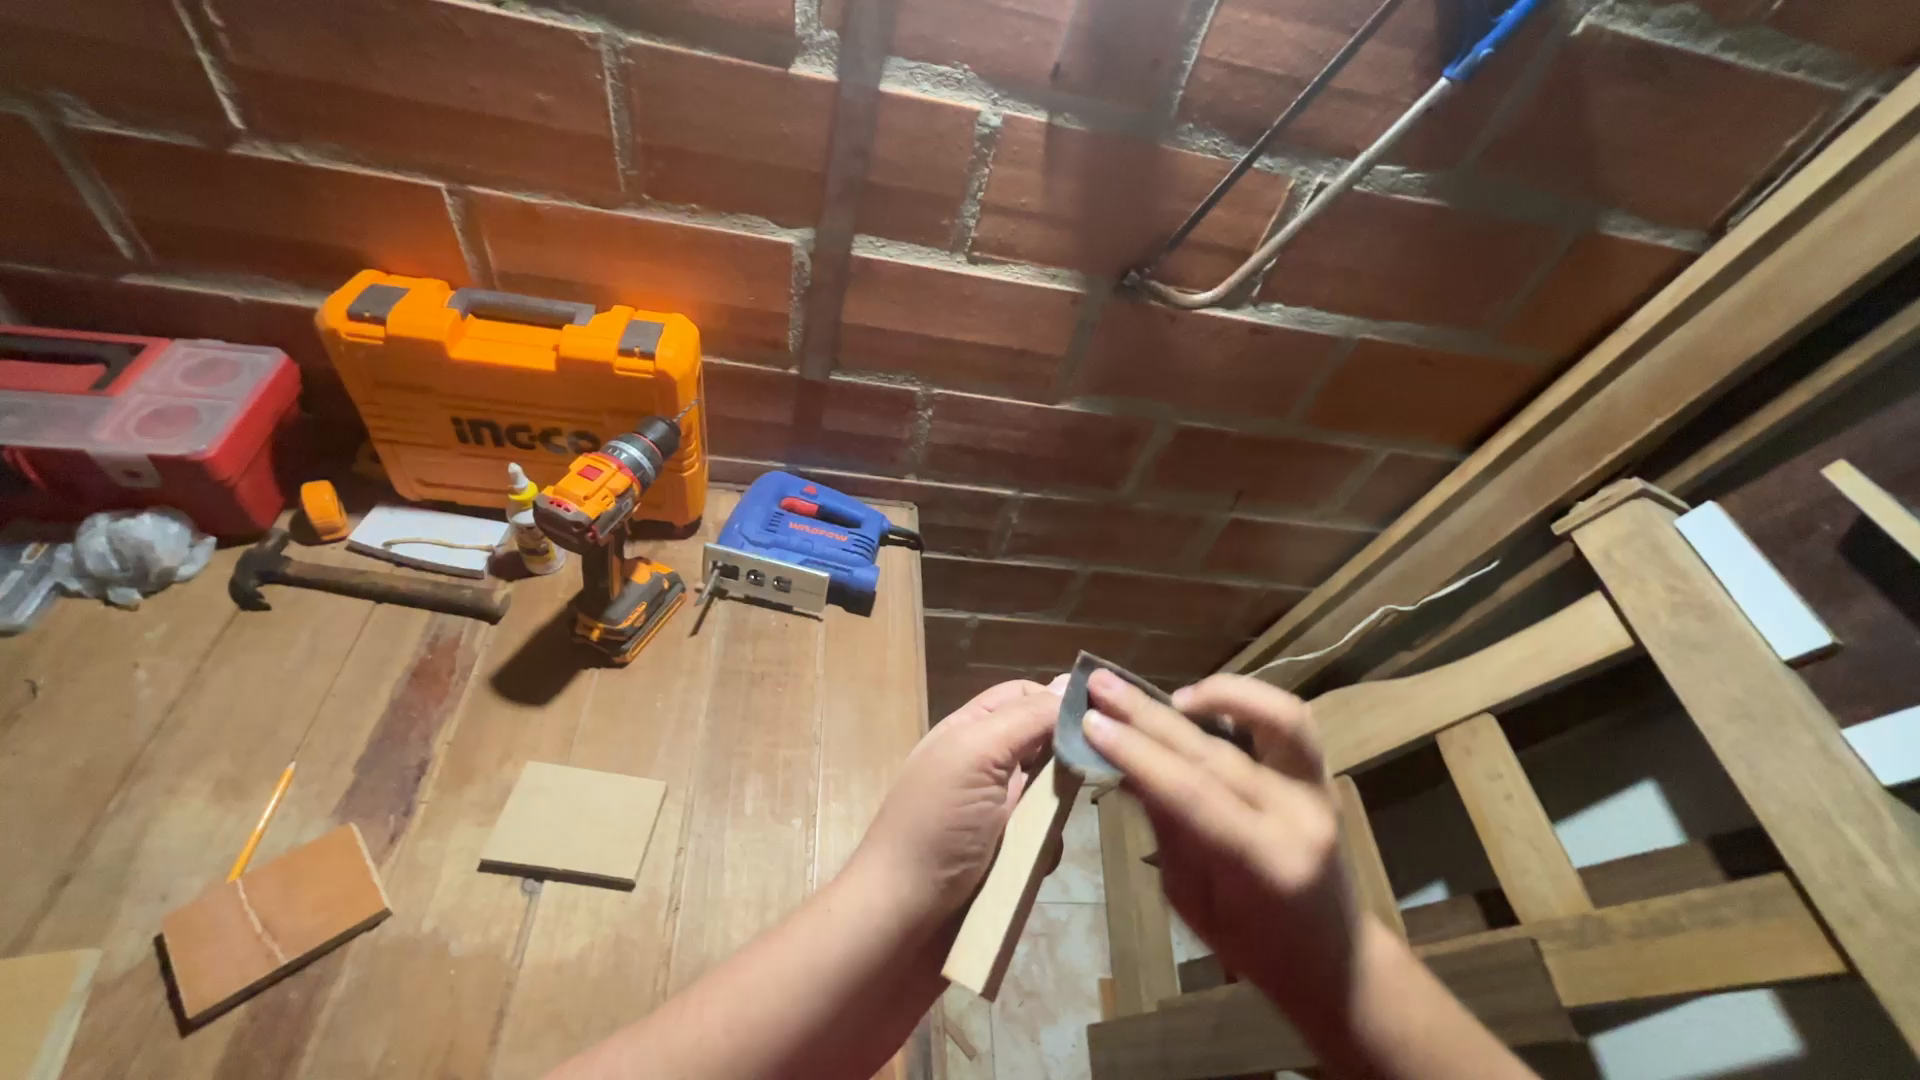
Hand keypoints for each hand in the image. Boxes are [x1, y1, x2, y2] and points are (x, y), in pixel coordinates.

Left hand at [850, 680, 1061, 927]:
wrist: (900, 919)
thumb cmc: (935, 826)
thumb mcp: (977, 754)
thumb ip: (1025, 718)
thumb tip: (1070, 683)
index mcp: (970, 730)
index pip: (1024, 696)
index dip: (1057, 701)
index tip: (1097, 721)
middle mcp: (982, 763)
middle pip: (1043, 744)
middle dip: (1063, 763)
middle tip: (1078, 781)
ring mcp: (992, 812)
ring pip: (1049, 794)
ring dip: (1055, 812)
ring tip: (1045, 830)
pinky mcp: (1002, 854)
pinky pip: (1041, 838)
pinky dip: (1044, 848)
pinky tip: (1035, 862)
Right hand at [1081, 672, 1359, 1013]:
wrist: (1334, 956)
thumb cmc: (1251, 943)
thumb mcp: (1191, 898)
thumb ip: (1166, 828)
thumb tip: (1125, 767)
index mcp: (1263, 863)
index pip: (1191, 793)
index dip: (1137, 754)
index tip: (1091, 724)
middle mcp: (1298, 817)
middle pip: (1214, 750)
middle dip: (1148, 715)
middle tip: (1101, 685)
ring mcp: (1319, 789)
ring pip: (1276, 717)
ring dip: (1216, 693)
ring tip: (1166, 693)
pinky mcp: (1323, 773)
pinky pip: (1289, 719)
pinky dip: (1246, 699)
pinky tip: (1202, 702)